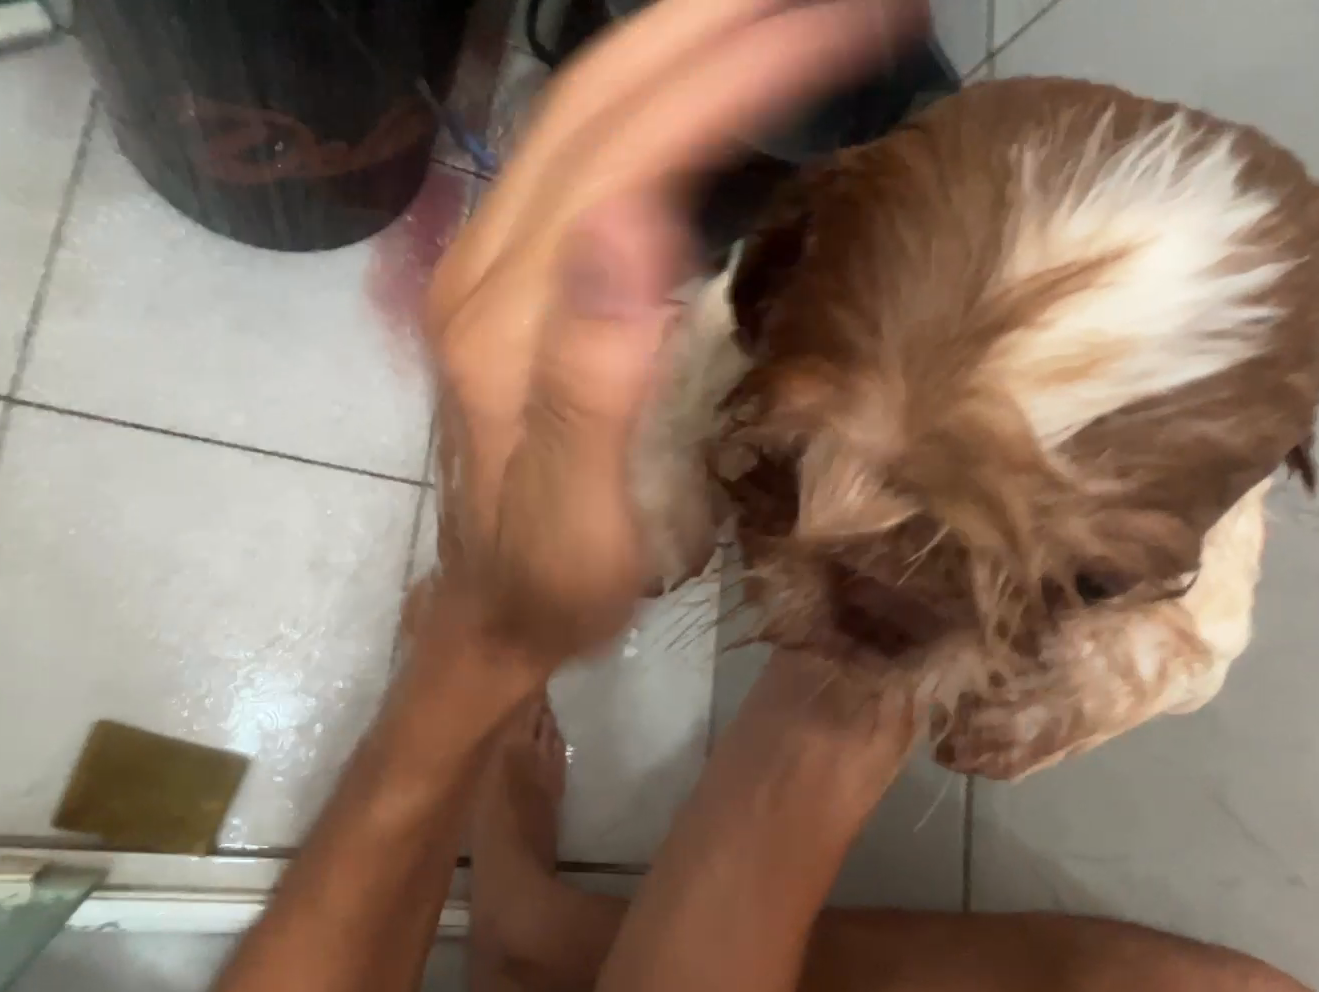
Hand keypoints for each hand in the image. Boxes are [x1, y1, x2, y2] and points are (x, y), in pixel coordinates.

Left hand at [424, 0, 925, 668]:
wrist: (491, 606)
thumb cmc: (550, 580)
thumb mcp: (579, 516)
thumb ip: (592, 383)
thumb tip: (632, 223)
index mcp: (503, 323)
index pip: (617, 157)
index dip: (724, 78)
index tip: (838, 30)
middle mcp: (481, 272)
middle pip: (585, 108)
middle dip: (703, 28)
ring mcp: (486, 271)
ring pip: (576, 121)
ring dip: (675, 52)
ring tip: (772, 21)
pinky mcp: (505, 285)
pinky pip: (576, 164)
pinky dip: (647, 110)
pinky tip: (701, 102)